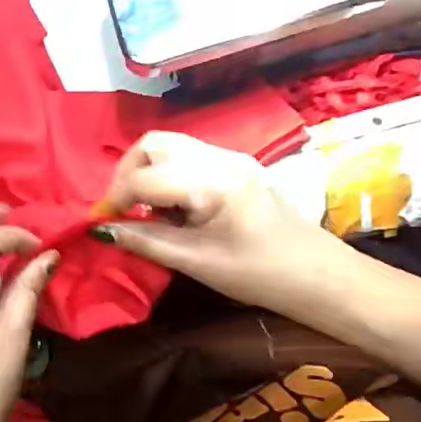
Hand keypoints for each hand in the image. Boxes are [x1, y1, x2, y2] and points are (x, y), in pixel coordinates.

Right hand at [94, 131, 358, 316]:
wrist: (321, 277)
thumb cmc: (260, 274)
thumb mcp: (196, 262)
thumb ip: (145, 241)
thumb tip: (101, 230)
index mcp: (213, 180)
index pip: (144, 177)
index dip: (114, 199)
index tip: (100, 223)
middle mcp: (221, 158)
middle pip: (154, 144)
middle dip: (126, 172)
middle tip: (119, 209)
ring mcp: (231, 158)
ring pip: (169, 146)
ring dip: (145, 172)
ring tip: (139, 209)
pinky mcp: (236, 166)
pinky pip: (187, 158)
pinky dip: (165, 175)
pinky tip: (166, 207)